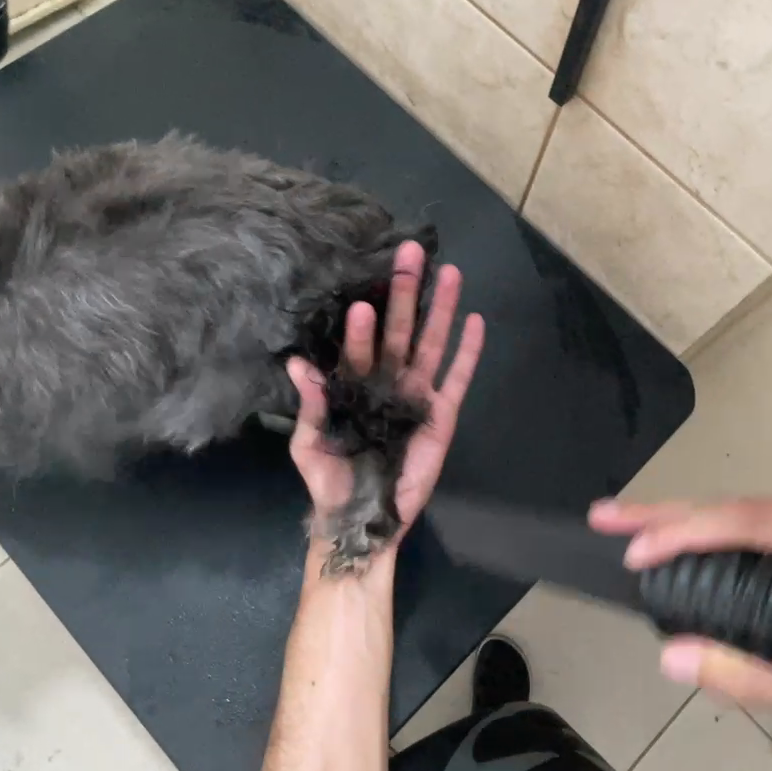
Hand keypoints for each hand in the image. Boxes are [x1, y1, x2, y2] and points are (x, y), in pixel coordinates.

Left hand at [288, 241, 485, 549]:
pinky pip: (458, 378)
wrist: (363, 518)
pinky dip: (468, 352)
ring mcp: (418, 395)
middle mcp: (388, 381)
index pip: (360, 348)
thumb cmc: (331, 480)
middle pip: (401, 330)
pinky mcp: (443, 414)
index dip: (361, 328)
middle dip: (406, 293)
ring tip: (450, 273)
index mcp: (355, 384)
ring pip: (432, 344)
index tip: (361, 304)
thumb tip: (297, 364)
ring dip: (441, 309)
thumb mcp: (310, 442)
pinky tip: (475, 321)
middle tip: (411, 252)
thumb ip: (311, 404)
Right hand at [590, 497, 771, 744]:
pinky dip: (697, 526)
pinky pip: (742, 520)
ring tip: (619, 523)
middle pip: (733, 506)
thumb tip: (671, 655)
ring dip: (673, 516)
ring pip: (732, 508)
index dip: (688, 533)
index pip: (752, 523)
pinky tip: (663, 532)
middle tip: (604, 518)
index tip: (637, 553)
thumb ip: (751, 677)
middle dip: (663, 514)